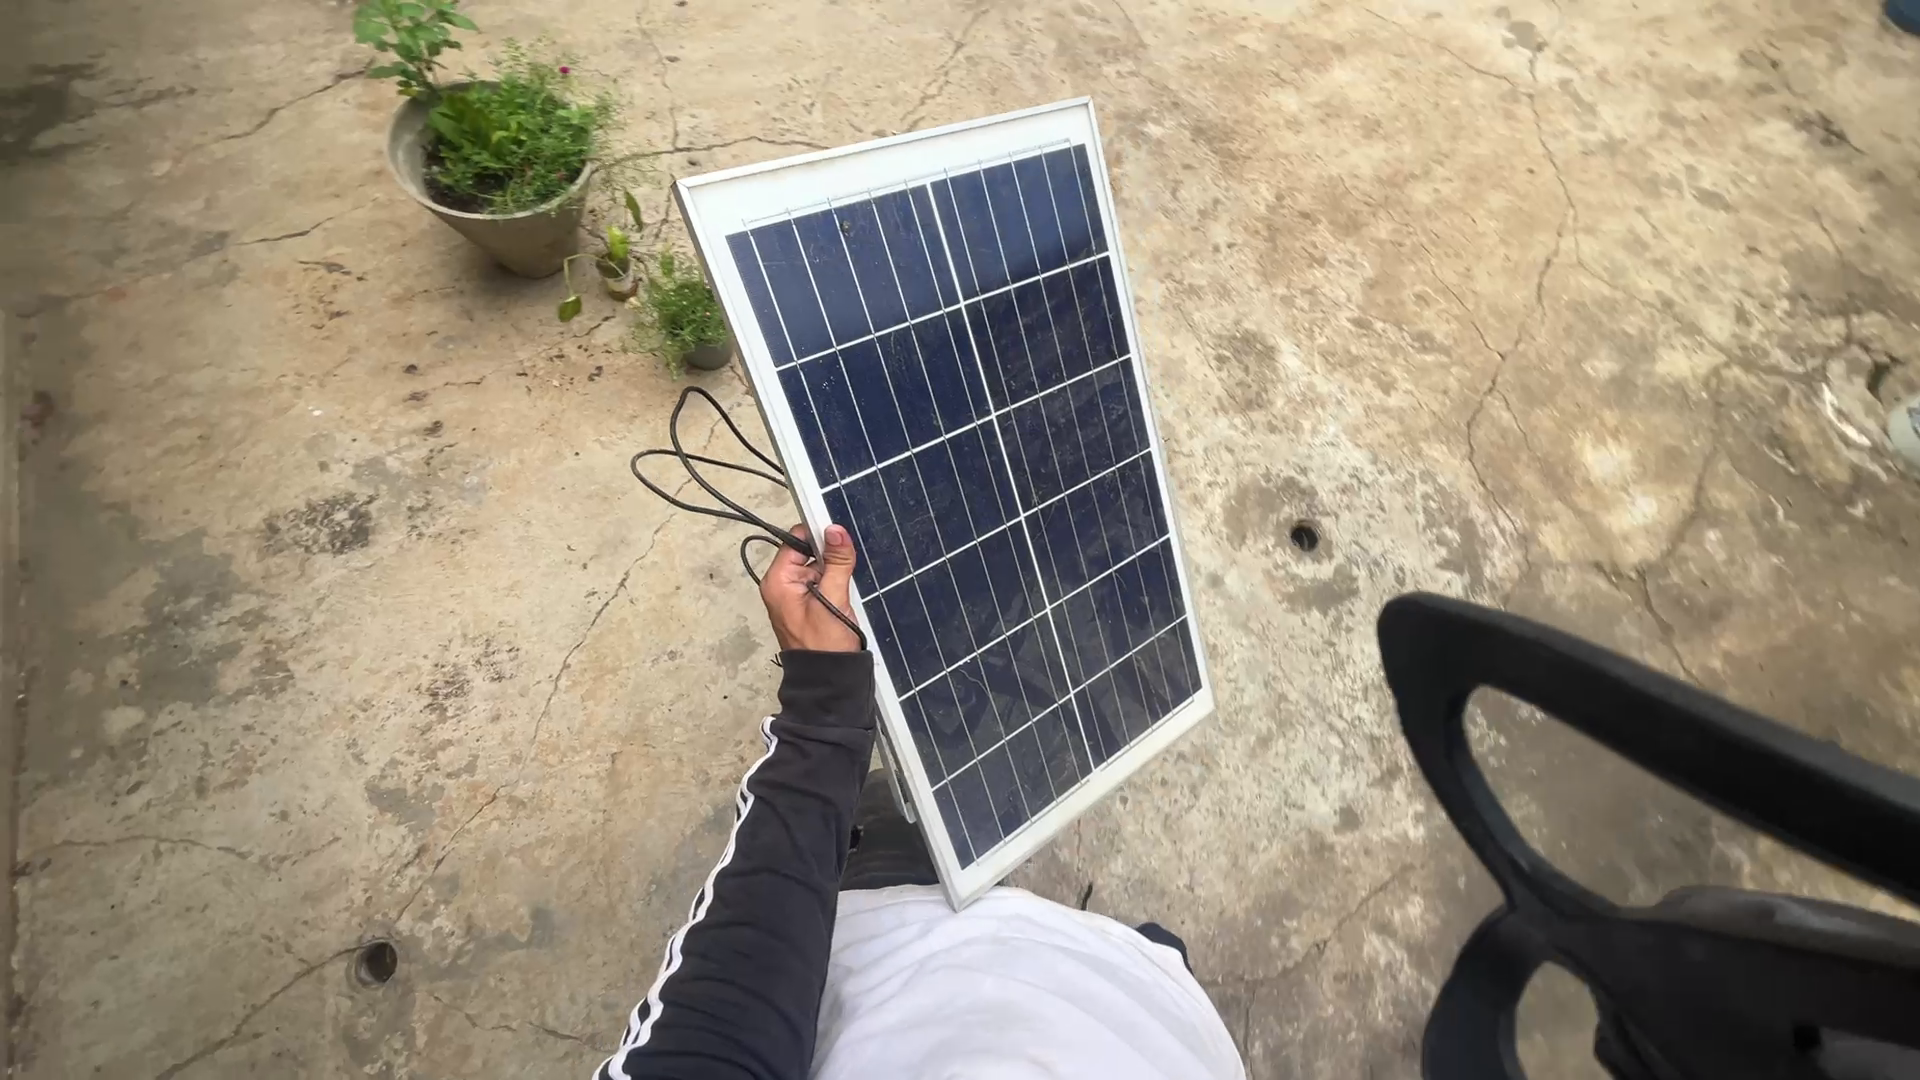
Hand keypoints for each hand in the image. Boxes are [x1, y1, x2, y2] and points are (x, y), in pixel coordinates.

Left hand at [759, 523, 860, 652]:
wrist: (828, 680)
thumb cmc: (825, 645)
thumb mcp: (834, 598)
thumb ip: (836, 562)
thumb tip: (836, 531)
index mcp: (778, 581)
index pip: (795, 540)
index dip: (818, 536)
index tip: (839, 538)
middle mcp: (781, 586)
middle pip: (806, 552)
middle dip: (828, 557)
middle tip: (842, 574)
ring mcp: (792, 596)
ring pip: (816, 567)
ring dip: (832, 572)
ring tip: (840, 593)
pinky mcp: (805, 604)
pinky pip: (819, 582)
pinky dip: (832, 584)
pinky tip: (840, 598)